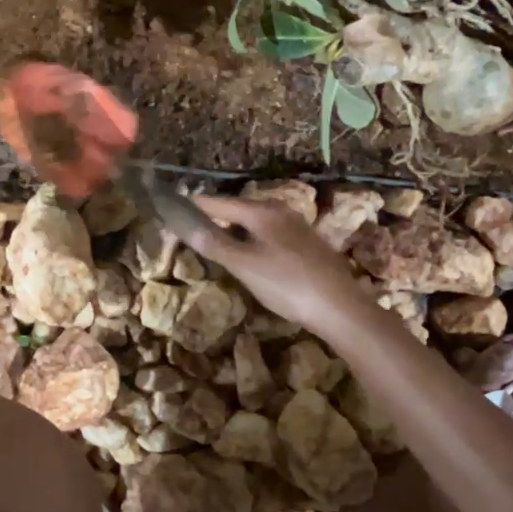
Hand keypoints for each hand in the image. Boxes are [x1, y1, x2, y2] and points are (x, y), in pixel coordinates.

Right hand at [179, 195, 382, 334]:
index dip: (193, 206)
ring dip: (233, 230)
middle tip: (190, 228)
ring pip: (254, 223)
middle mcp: (279, 211)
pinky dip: (251, 240)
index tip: (171, 208)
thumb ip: (214, 244)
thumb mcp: (244, 265)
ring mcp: (296, 227)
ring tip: (214, 242)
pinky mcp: (306, 245)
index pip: (217, 202)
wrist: (341, 308)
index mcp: (261, 211)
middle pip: (237, 210)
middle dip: (213, 217)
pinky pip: (269, 235)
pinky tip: (249, 257)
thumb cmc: (288, 284)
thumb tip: (183, 224)